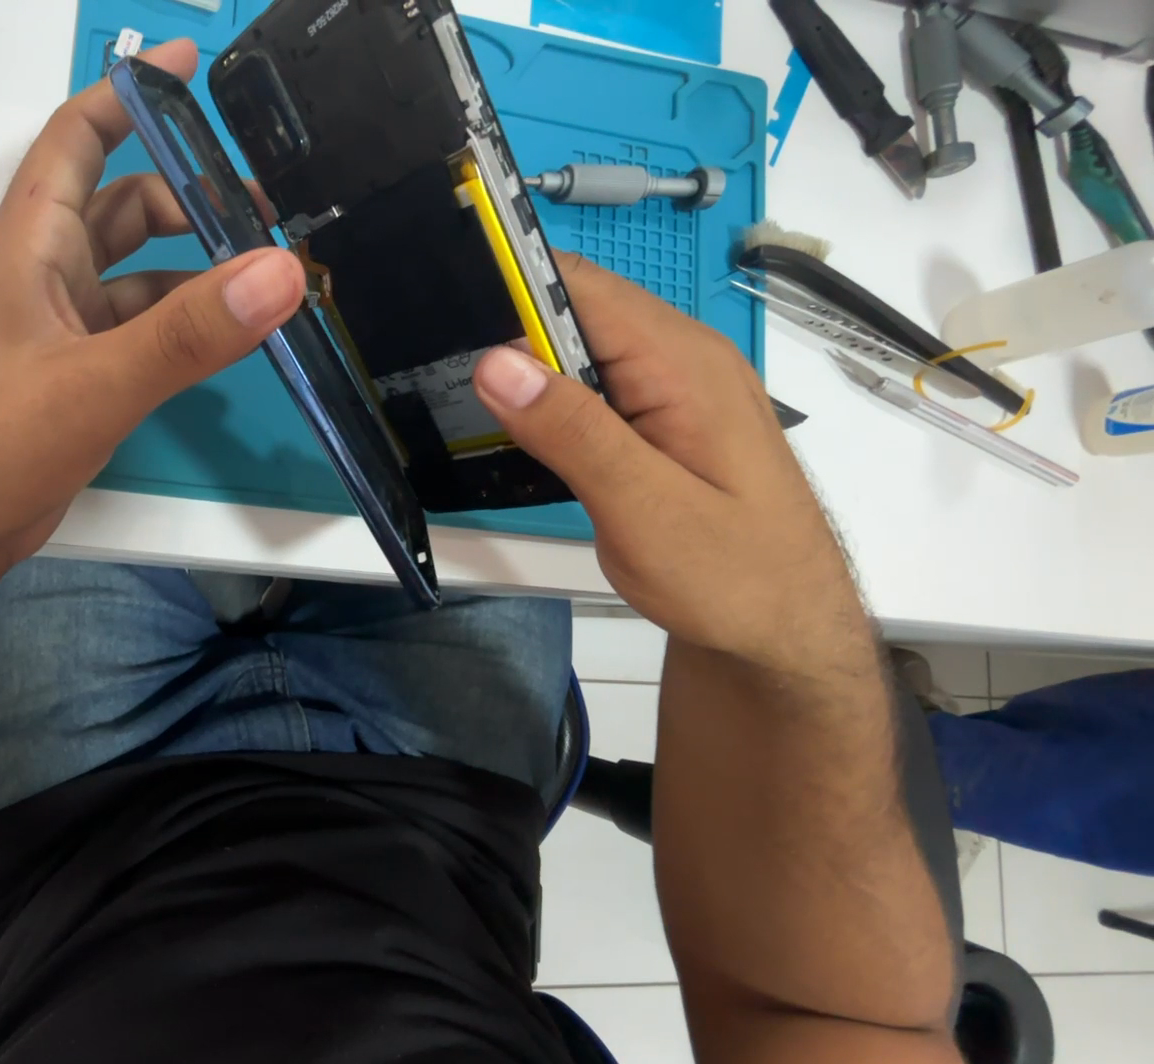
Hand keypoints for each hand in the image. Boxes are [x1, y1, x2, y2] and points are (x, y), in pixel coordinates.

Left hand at [0, 41, 304, 602]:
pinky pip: (144, 331)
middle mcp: (51, 277)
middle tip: (261, 210)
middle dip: (187, 194)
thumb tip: (279, 273)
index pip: (76, 141)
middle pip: (123, 205)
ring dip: (194, 267)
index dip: (125, 97)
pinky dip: (185, 325)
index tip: (185, 68)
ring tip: (264, 273)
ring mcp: (69, 331)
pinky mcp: (84, 378)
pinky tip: (229, 336)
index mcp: (34, 247)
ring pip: (140, 274)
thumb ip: (186, 333)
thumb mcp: (94, 382)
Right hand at [472, 256, 871, 675]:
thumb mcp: (644, 510)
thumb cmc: (726, 576)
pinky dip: (546, 391)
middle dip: (504, 323)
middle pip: (577, 307)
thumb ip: (574, 433)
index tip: (440, 315)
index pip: (580, 288)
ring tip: (452, 386)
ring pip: (581, 343)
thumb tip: (496, 362)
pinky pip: (594, 378)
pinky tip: (510, 420)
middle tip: (432, 363)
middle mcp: (681, 357)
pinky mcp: (661, 415)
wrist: (780, 629)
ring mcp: (674, 386)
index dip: (509, 286)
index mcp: (680, 364)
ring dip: (521, 360)